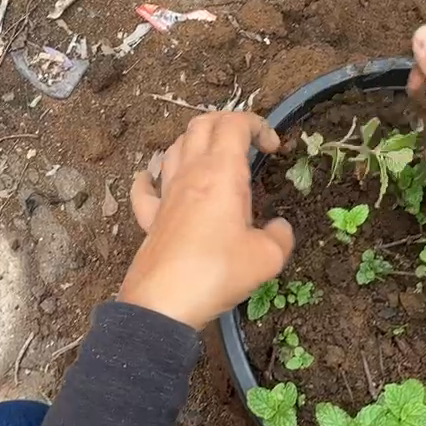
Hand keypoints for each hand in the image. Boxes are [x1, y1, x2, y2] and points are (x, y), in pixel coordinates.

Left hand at [122, 112, 296, 327]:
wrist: (163, 303)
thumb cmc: (217, 272)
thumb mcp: (268, 257)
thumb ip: (281, 236)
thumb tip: (280, 228)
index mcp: (221, 172)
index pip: (235, 123)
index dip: (258, 125)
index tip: (273, 148)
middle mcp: (190, 173)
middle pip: (202, 124)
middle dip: (227, 122)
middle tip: (246, 142)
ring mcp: (165, 194)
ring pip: (174, 147)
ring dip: (194, 142)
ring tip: (212, 156)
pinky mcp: (149, 218)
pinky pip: (145, 187)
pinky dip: (151, 176)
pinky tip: (154, 178)